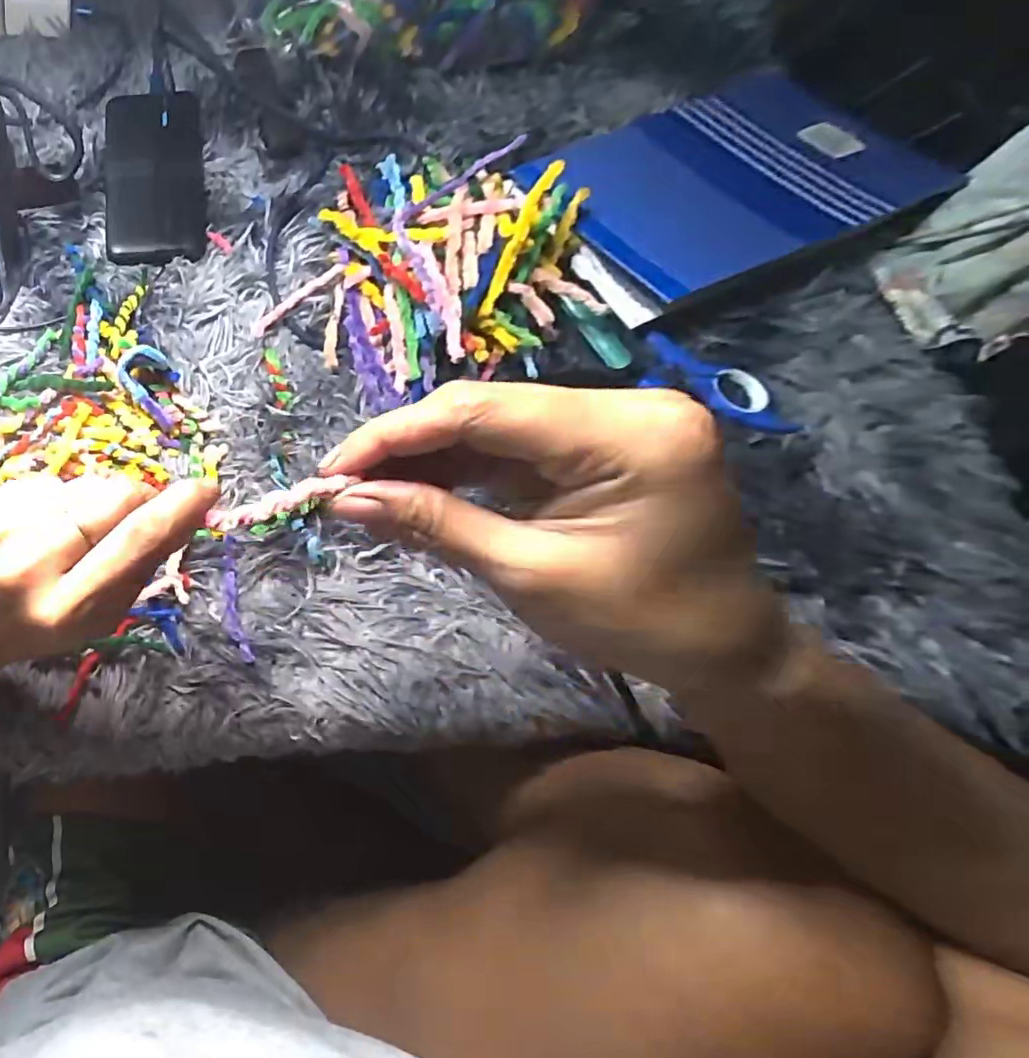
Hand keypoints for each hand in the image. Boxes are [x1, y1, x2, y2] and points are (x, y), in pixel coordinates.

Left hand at [0, 474, 218, 677]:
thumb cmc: (44, 625)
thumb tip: (186, 512)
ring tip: (66, 535)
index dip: (173, 512)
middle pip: (109, 498)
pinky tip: (36, 527)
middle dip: (133, 498)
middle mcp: (26, 565)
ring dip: (90, 501)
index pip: (131, 545)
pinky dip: (55, 499)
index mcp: (63, 608)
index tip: (205, 488)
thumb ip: (140, 568)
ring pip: (80, 485)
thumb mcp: (100, 617)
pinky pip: (45, 482)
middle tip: (129, 515)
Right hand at [320, 382, 791, 693]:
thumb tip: (345, 499)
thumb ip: (433, 523)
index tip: (333, 469)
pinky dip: (450, 471)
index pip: (480, 411)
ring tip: (362, 490)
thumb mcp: (524, 572)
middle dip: (400, 446)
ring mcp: (604, 422)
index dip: (394, 435)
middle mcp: (619, 406)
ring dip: (418, 459)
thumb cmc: (637, 621)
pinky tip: (407, 490)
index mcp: (624, 432)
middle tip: (339, 483)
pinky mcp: (587, 444)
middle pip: (478, 409)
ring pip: (482, 425)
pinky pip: (501, 447)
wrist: (723, 651)